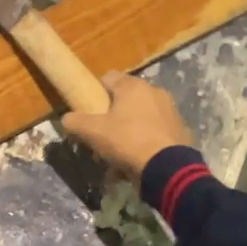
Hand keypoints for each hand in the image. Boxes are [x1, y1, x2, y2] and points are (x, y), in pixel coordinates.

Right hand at [60, 72, 195, 178]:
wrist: (167, 167)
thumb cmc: (127, 141)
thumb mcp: (92, 132)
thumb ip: (74, 122)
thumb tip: (66, 119)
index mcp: (133, 86)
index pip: (107, 78)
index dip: (95, 94)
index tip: (89, 113)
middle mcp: (154, 92)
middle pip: (124, 101)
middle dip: (111, 119)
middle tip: (101, 140)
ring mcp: (170, 111)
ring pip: (139, 120)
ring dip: (126, 135)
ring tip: (117, 158)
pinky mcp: (179, 130)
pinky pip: (153, 134)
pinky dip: (143, 145)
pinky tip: (135, 164)